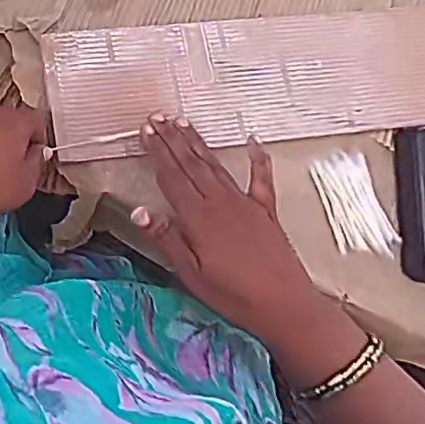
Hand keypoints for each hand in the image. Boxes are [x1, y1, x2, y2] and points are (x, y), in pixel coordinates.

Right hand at [133, 117, 321, 336]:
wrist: (286, 306)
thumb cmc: (233, 295)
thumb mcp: (190, 273)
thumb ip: (166, 239)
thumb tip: (138, 211)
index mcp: (198, 217)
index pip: (171, 176)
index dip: (157, 152)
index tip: (146, 131)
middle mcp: (220, 202)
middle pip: (190, 163)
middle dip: (171, 138)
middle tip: (157, 117)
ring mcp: (244, 204)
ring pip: (215, 165)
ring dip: (197, 142)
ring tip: (182, 122)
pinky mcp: (266, 211)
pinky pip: (260, 179)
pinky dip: (257, 159)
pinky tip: (253, 142)